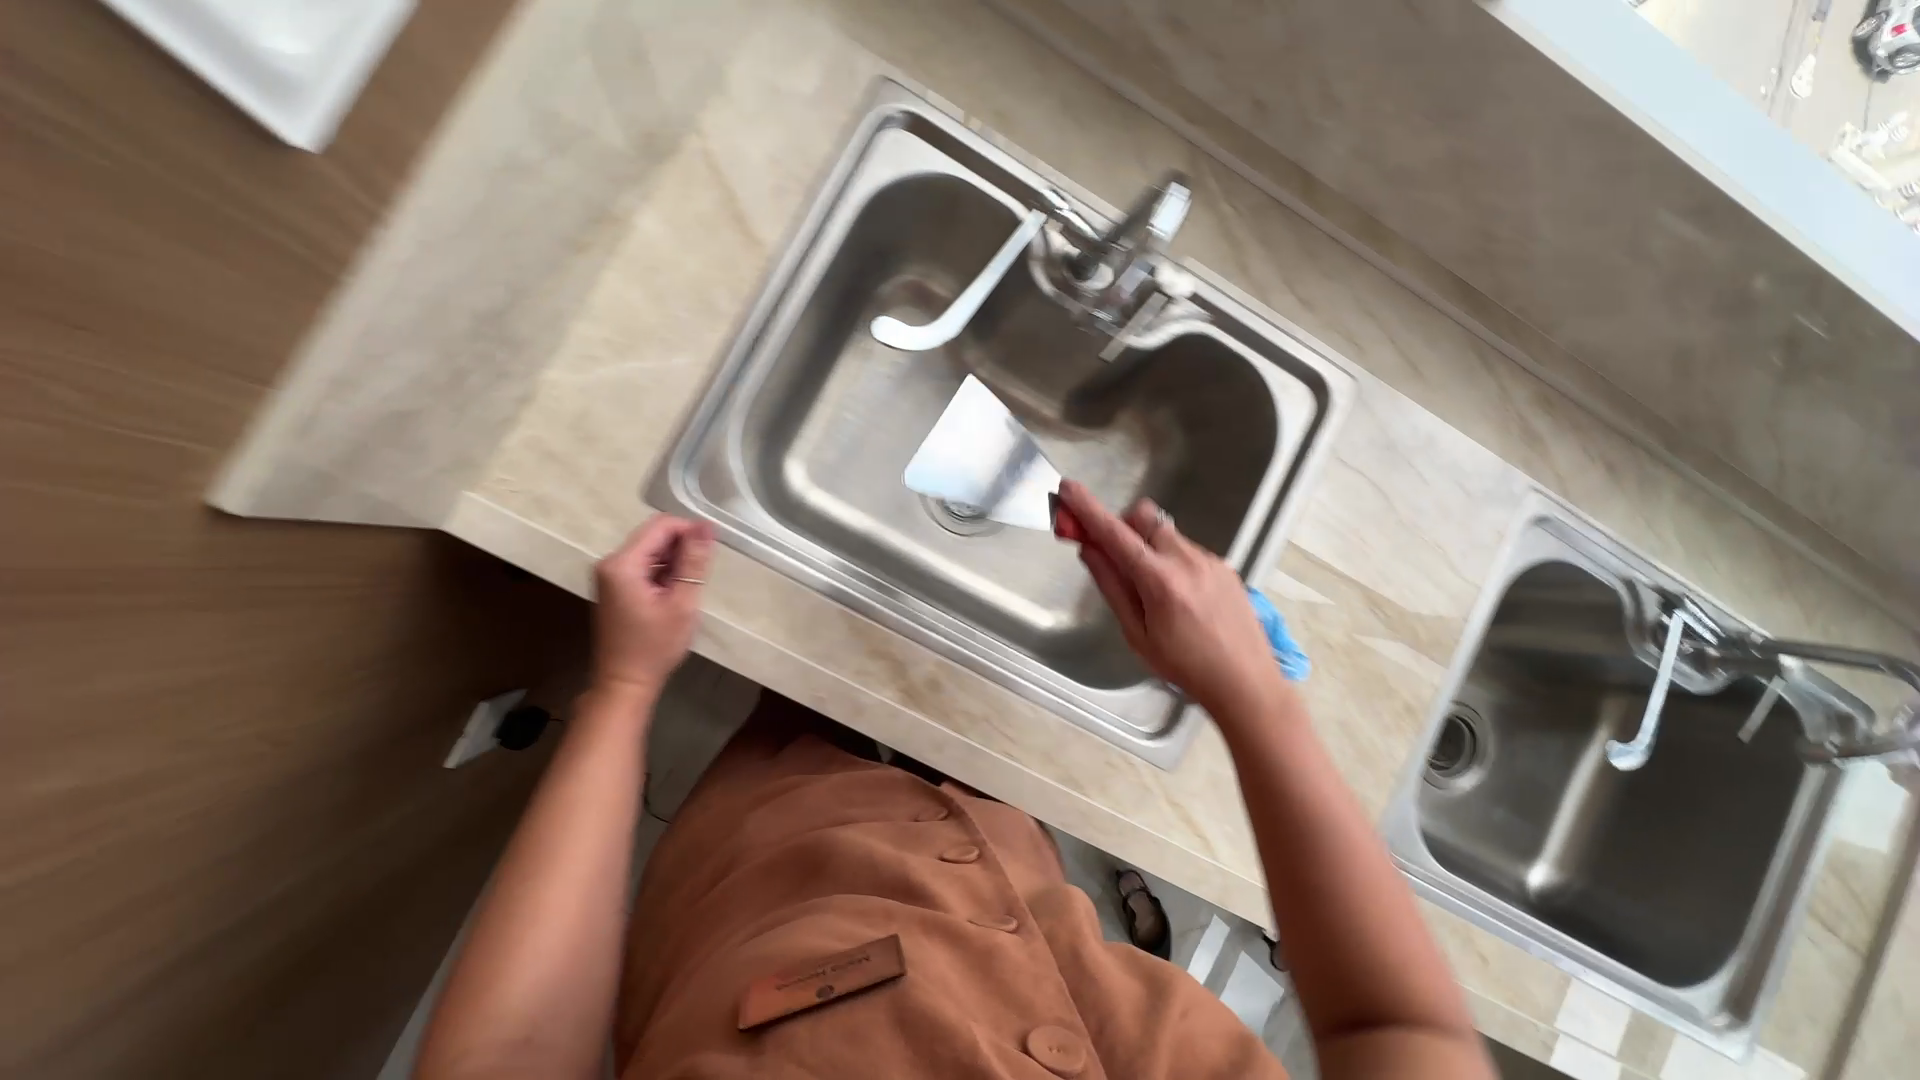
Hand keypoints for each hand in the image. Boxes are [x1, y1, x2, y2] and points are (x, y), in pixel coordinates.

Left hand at [591, 515, 714, 699]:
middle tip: (700, 576)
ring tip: (687, 590)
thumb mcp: (682, 603)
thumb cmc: (655, 647)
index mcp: (622, 563)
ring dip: (674, 563)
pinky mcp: (614, 587)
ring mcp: (610, 575)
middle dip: (682, 549)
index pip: (661, 525)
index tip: (711, 552)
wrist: (624, 683)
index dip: (689, 531)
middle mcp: (610, 563)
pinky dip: (663, 574)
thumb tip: (706, 526)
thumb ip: (694, 562)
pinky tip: (675, 595)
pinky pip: (643, 567)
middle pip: (654, 536)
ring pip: (650, 551)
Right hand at [1056, 480, 1281, 716]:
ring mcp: (1210, 560)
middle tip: (1117, 556)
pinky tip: (1183, 599)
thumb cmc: (1184, 667)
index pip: (1116, 534)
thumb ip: (1112, 587)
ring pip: (1168, 534)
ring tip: (1155, 592)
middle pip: (1145, 516)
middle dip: (1124, 525)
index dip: (1088, 509)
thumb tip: (1089, 550)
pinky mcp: (1225, 567)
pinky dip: (1173, 561)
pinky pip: (1189, 551)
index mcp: (1160, 580)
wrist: (1247, 682)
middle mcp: (1187, 560)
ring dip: (1150, 547)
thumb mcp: (1137, 635)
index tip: (1069, 489)